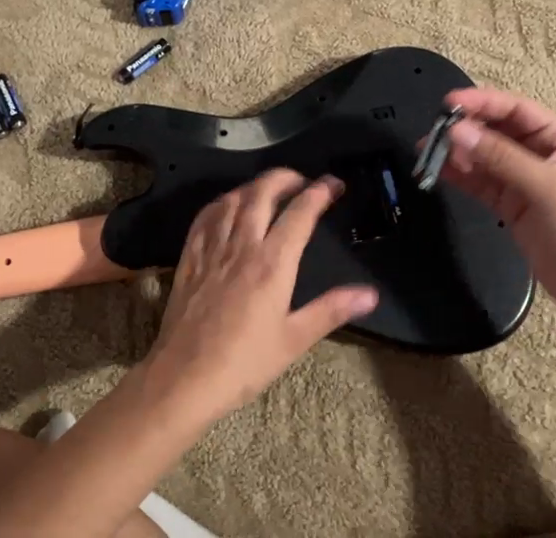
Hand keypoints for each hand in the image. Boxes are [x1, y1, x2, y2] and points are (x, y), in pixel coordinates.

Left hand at [142, 169, 378, 421]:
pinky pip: (205, 216)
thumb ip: (332, 310)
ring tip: (269, 189)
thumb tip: (370, 294)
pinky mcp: (189, 257)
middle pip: (263, 193)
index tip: (334, 184)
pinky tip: (228, 205)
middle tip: (301, 181)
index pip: (300, 214)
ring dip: (254, 186)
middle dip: (285, 178)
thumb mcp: (295, 340)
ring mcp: (212, 248)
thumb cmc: (245, 363)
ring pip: (233, 199)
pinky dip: (222, 201)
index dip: (319, 193)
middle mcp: (242, 245)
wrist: (185, 377)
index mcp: (272, 263)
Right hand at [440, 87, 555, 316]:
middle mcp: (541, 154)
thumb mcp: (549, 188)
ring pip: (483, 156)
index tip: (447, 104)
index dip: (482, 102)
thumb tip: (457, 130)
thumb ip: (501, 157)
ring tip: (427, 152)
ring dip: (458, 152)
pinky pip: (480, 182)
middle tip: (433, 133)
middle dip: (466, 128)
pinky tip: (437, 171)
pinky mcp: (510, 207)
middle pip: (496, 130)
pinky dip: (459, 176)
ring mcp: (524, 182)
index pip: (516, 110)